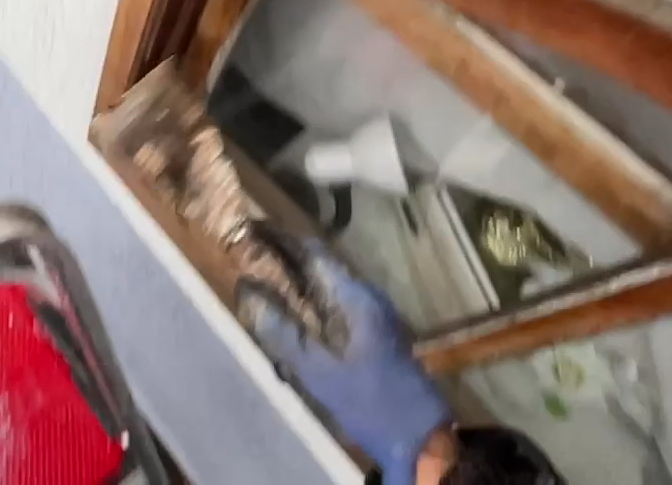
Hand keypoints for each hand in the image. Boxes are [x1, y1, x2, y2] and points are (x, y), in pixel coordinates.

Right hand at [238, 235, 451, 480]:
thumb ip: (281, 331)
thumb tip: (246, 290)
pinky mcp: (373, 334)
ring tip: (261, 278)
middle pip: (318, 264)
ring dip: (294, 278)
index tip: (249, 229)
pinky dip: (307, 300)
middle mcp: (365, 296)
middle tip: (248, 253)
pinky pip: (333, 303)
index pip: (312, 250)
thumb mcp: (319, 370)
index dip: (279, 237)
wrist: (426, 443)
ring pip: (325, 284)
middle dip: (283, 256)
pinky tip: (289, 313)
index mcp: (355, 296)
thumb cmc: (372, 402)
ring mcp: (372, 315)